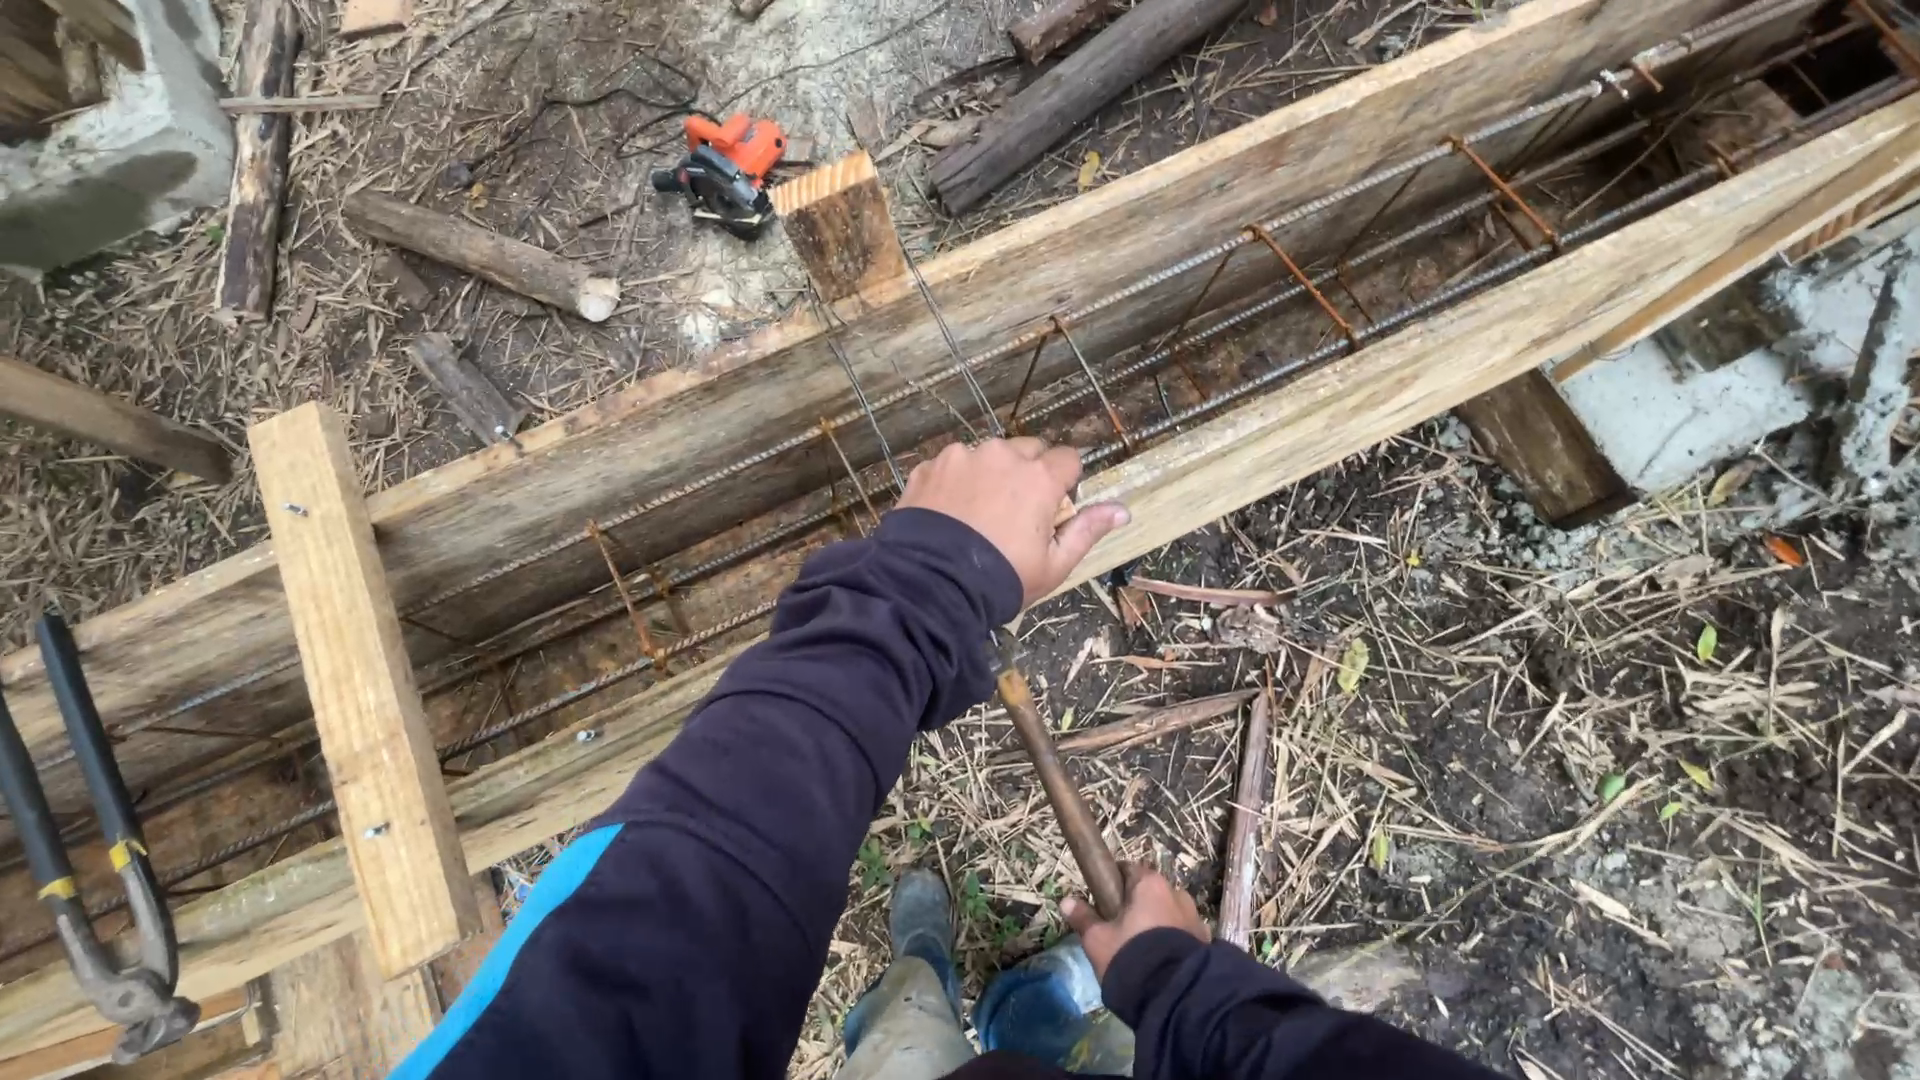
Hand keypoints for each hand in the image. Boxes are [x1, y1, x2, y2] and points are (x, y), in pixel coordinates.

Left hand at [897, 438, 1129, 608]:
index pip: (1068, 459)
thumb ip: (1087, 530)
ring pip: (988, 455)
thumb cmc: (1002, 579)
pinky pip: (953, 465)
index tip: (1051, 510)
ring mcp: (961, 457)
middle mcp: (1001, 455)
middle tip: (1014, 513)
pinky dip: (956, 482)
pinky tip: (948, 514)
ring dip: (990, 473)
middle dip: (1028, 472)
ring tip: (977, 514)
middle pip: (1028, 450)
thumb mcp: (1054, 564)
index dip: (1064, 483)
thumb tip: (1122, 510)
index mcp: (1039, 477)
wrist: (931, 587)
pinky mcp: (929, 467)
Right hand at [1061, 863, 1209, 981]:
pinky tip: (1161, 965)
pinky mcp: (1207, 944)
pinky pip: (1182, 936)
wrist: (1177, 997)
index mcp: (1150, 883)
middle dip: (1137, 908)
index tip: (1104, 904)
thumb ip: (1083, 918)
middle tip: (1121, 933)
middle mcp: (1176, 892)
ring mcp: (1195, 918)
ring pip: (1168, 915)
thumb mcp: (1098, 940)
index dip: (1113, 884)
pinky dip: (1172, 944)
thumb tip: (1066, 901)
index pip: (1128, 870)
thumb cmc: (1131, 956)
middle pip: (1150, 893)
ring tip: (1143, 954)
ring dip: (1157, 926)